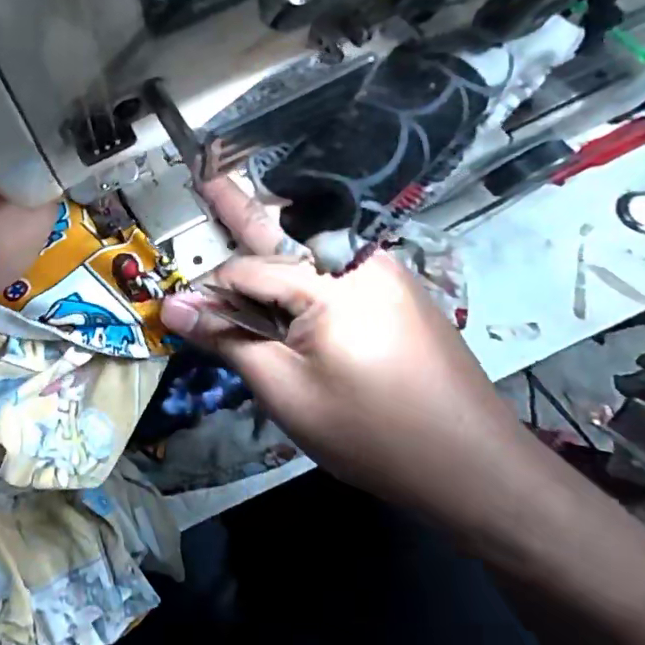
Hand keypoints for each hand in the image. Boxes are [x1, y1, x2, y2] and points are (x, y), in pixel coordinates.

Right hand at [160, 178, 525, 511]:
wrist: (473, 466)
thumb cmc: (370, 433)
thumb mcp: (287, 391)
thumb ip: (228, 339)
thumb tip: (171, 306)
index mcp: (330, 282)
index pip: (247, 271)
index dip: (211, 292)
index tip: (182, 310)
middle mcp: (361, 262)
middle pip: (284, 232)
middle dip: (242, 208)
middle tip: (210, 178)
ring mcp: (388, 274)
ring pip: (316, 248)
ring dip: (276, 237)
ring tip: (246, 207)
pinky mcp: (401, 292)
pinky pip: (342, 267)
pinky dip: (309, 266)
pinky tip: (293, 266)